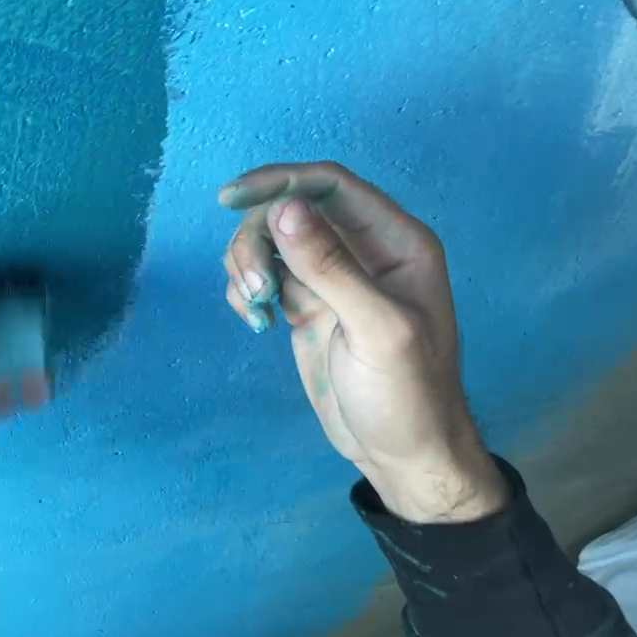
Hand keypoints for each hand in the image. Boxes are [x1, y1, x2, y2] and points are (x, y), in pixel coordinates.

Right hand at [219, 162, 508, 523]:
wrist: (401, 455)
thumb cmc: (407, 395)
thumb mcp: (375, 330)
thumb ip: (330, 267)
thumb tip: (282, 209)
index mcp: (394, 241)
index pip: (329, 185)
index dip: (278, 181)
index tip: (228, 198)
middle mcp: (361, 248)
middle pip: (288, 210)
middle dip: (257, 240)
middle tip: (253, 288)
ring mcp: (329, 275)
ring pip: (268, 240)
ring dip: (247, 265)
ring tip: (255, 309)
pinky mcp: (304, 301)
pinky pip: (262, 273)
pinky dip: (246, 290)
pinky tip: (255, 322)